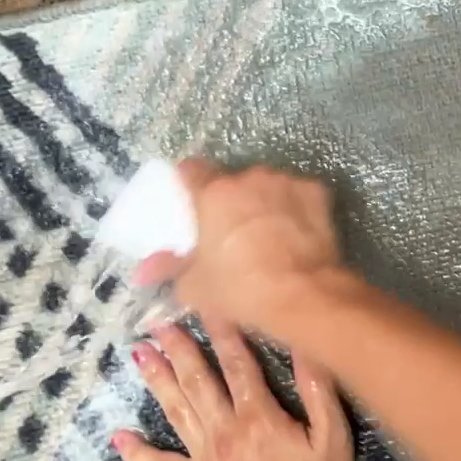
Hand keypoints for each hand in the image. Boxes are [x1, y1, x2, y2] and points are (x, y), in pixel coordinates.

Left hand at [114, 322, 352, 460]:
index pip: (238, 363)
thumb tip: (304, 343)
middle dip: (179, 349)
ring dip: (157, 381)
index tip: (212, 300)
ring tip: (139, 354)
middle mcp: (224, 433)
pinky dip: (137, 454)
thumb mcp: (332, 436)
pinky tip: (118, 438)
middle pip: (198, 381)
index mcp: (258, 416)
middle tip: (158, 322)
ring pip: (176, 412)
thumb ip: (318, 390)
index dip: (225, 330)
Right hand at [135, 161, 349, 334]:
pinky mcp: (316, 189)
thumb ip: (169, 268)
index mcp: (214, 193)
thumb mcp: (195, 285)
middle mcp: (251, 177)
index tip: (189, 199)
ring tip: (264, 234)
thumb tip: (143, 270)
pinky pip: (296, 193)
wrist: (302, 291)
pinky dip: (292, 207)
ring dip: (261, 202)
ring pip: (266, 185)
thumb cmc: (240, 288)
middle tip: (228, 230)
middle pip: (233, 181)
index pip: (192, 169)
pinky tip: (292, 232)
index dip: (188, 181)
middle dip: (229, 200)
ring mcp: (286, 180)